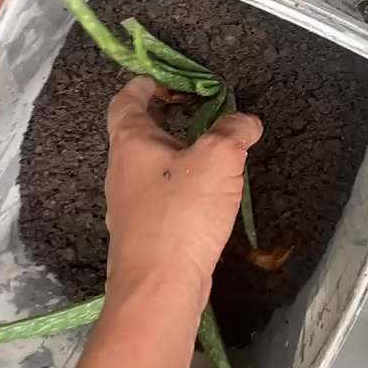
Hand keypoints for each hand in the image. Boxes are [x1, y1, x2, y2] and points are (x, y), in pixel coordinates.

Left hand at [103, 76, 262, 297]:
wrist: (160, 287)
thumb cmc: (181, 214)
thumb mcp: (218, 159)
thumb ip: (234, 132)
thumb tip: (245, 121)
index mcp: (131, 144)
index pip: (126, 102)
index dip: (142, 86)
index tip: (163, 80)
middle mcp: (122, 171)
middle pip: (138, 135)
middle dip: (167, 121)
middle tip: (200, 114)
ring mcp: (130, 206)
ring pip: (151, 168)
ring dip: (176, 156)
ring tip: (212, 155)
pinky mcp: (144, 234)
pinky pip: (161, 198)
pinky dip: (181, 187)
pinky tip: (208, 198)